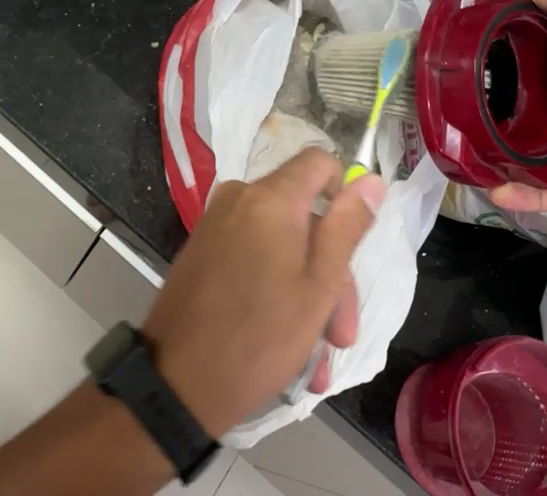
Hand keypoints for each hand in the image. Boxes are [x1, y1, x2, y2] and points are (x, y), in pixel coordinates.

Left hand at [143, 149, 384, 436]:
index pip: (320, 162)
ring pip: (280, 245)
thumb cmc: (259, 336)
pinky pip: (253, 259)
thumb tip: (371, 180)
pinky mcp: (202, 252)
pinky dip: (274, 293)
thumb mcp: (318, 286)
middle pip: (303, 216)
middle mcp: (240, 199)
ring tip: (315, 360)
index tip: (353, 244)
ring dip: (305, 295)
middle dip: (330, 273)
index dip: (345, 194)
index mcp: (271, 198)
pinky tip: (288, 349)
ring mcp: (216, 225)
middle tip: (341, 335)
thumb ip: (347, 227)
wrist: (175, 383)